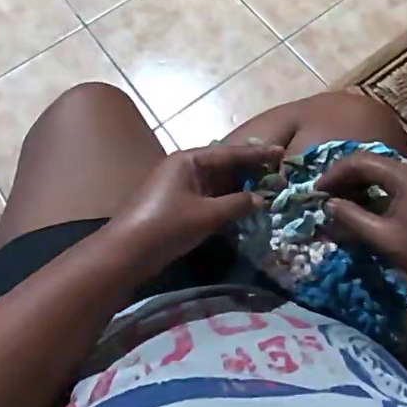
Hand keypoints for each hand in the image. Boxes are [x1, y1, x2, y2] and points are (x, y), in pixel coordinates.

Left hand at [107, 143, 283, 268]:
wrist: (125, 254)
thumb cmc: (166, 226)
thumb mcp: (206, 215)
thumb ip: (237, 204)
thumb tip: (260, 198)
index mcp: (189, 160)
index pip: (230, 153)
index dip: (257, 154)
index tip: (281, 153)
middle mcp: (184, 167)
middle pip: (224, 165)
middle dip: (250, 170)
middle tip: (278, 172)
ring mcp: (180, 186)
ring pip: (217, 182)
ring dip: (240, 187)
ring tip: (267, 188)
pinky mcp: (178, 204)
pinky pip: (209, 196)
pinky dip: (227, 200)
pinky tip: (244, 206)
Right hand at [315, 153, 406, 289]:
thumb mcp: (385, 239)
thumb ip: (354, 219)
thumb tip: (328, 204)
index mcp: (403, 176)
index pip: (360, 161)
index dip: (335, 173)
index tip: (316, 190)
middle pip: (368, 162)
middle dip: (343, 177)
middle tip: (323, 196)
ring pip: (378, 171)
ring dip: (356, 183)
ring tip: (337, 202)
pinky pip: (389, 182)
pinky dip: (371, 191)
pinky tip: (360, 207)